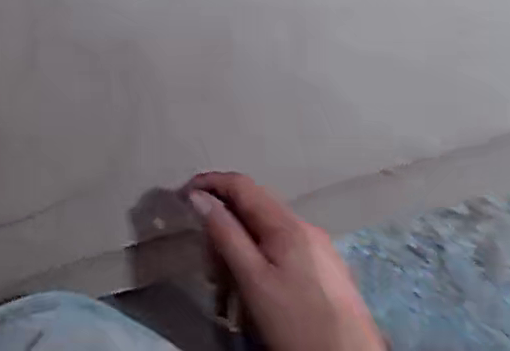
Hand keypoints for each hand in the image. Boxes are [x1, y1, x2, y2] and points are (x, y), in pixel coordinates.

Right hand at [181, 171, 384, 350]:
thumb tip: (198, 196)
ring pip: (266, 232)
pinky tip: (253, 287)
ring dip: (238, 246)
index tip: (181, 198)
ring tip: (225, 280)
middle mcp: (307, 230)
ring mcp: (322, 253)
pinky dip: (259, 259)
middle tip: (205, 257)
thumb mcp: (253, 280)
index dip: (207, 183)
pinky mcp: (328, 276)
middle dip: (222, 224)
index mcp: (289, 225)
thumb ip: (224, 232)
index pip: (240, 184)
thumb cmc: (299, 326)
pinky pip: (282, 252)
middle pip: (252, 208)